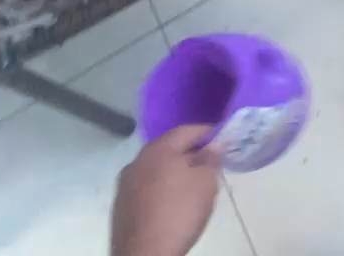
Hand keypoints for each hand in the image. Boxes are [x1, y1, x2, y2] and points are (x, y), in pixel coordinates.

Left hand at [111, 125, 221, 255]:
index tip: (223, 140)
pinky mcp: (121, 207)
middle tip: (210, 163)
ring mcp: (126, 185)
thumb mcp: (206, 182)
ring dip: (175, 172)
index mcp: (158, 149)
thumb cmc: (179, 213)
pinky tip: (173, 202)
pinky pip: (147, 188)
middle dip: (191, 153)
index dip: (207, 133)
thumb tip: (214, 145)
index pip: (187, 130)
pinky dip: (161, 189)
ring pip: (156, 169)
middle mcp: (137, 161)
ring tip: (193, 185)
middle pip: (169, 149)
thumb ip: (211, 158)